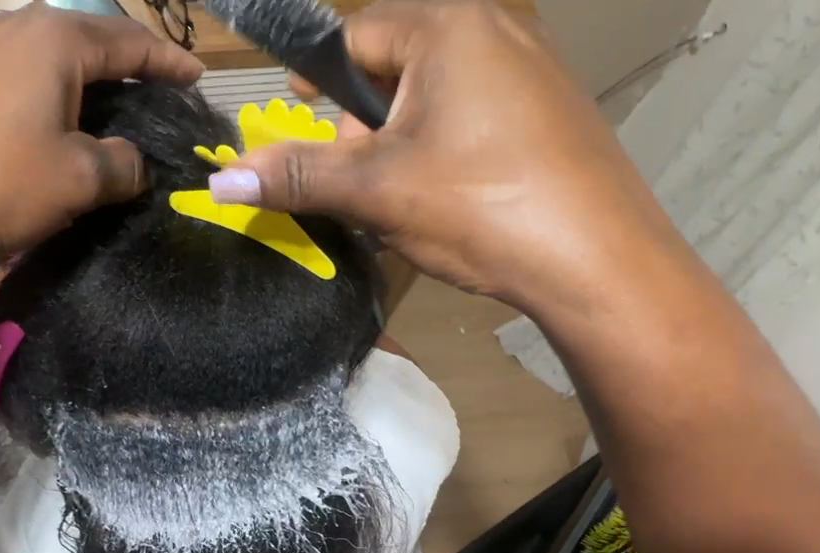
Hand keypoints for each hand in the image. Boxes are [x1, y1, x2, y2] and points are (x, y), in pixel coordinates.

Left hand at [0, 4, 202, 268]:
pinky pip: (14, 85)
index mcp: (54, 39)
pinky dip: (44, 105)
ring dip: (81, 93)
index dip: (168, 63)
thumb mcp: (76, 181)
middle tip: (153, 102)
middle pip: (85, 45)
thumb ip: (121, 166)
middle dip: (124, 73)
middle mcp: (11, 28)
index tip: (197, 78)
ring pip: (46, 65)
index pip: (129, 41)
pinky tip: (47, 136)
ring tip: (104, 123)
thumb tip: (133, 163)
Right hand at [212, 0, 691, 318]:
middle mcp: (496, 28)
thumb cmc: (481, 207)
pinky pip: (476, 114)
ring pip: (436, 95)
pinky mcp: (553, 110)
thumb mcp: (377, 191)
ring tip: (396, 199)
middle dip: (362, 121)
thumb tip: (221, 181)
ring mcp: (533, 67)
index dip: (315, 79)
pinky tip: (448, 198)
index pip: (353, 34)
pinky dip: (445, 148)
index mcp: (447, 27)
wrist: (598, 259)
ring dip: (401, 141)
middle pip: (396, 65)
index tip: (294, 116)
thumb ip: (300, 177)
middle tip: (351, 179)